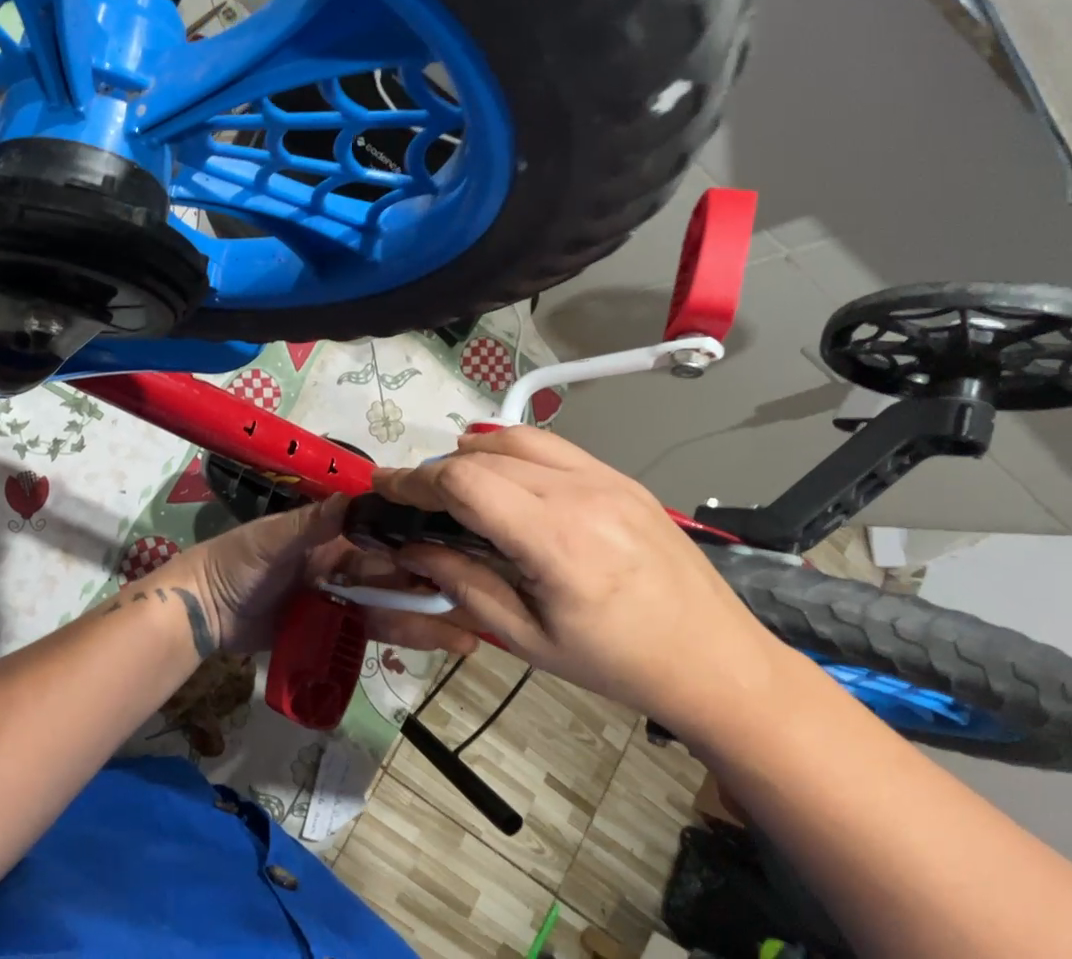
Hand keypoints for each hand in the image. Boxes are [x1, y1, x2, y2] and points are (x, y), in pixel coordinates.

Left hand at [169, 495, 479, 657]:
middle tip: (485, 594)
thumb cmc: (235, 563)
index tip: (462, 544)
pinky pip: (373, 631)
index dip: (418, 539)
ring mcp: (338, 597)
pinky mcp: (333, 629)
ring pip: (390, 604)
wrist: (202, 612)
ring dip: (429, 616)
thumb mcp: (271, 538)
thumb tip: (359, 495)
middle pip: (394, 571)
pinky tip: (442, 644)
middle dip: (435, 582)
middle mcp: (339, 561)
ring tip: (475, 632)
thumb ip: (312, 522)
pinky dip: (405, 637)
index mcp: (327, 532)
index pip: (381, 533)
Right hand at [370, 426, 782, 722]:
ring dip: (469, 455)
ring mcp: (607, 480)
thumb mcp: (526, 638)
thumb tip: (411, 549)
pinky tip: (498, 479)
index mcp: (557, 540)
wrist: (718, 661)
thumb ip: (462, 584)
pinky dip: (509, 452)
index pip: (464, 481)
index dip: (414, 482)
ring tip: (449, 487)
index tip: (384, 491)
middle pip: (481, 456)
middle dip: (434, 472)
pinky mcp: (622, 479)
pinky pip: (551, 447)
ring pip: (515, 439)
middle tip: (410, 500)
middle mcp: (582, 495)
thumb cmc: (617, 663)